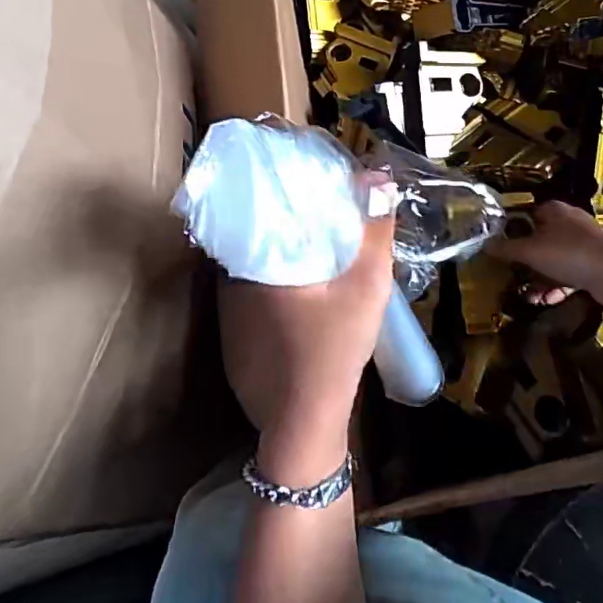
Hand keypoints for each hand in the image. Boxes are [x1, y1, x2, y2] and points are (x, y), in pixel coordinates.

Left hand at [219, 186, 393, 484]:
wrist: (304, 425)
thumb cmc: (332, 351)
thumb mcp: (366, 289)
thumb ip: (374, 233)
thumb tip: (378, 177)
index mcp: (253, 261)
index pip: (260, 207)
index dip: (285, 192)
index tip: (309, 184)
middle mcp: (228, 280)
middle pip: (256, 234)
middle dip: (284, 221)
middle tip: (316, 214)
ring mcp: (225, 311)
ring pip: (251, 264)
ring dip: (275, 253)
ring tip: (307, 242)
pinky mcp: (230, 335)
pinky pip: (248, 293)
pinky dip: (268, 284)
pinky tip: (295, 290)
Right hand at [487, 201, 602, 306]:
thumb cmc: (570, 253)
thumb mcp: (530, 251)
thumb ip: (506, 249)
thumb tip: (486, 245)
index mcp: (553, 211)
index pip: (527, 215)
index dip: (513, 231)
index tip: (501, 247)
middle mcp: (569, 225)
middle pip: (539, 241)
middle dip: (526, 262)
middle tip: (514, 276)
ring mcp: (583, 246)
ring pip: (554, 262)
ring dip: (540, 280)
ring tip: (529, 297)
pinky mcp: (594, 267)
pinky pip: (569, 276)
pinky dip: (557, 287)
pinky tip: (548, 300)